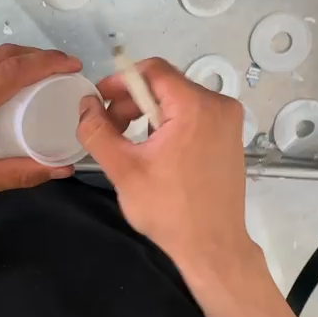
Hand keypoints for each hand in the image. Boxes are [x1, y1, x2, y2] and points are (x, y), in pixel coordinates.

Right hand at [76, 57, 256, 277]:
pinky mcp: (230, 137)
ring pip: (179, 100)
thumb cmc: (169, 210)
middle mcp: (219, 106)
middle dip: (132, 100)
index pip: (153, 70)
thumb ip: (97, 131)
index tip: (101, 100)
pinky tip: (154, 151)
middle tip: (110, 127)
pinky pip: (194, 115)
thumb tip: (86, 105)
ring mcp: (229, 122)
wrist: (212, 246)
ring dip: (149, 114)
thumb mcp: (123, 169)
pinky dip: (170, 124)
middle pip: (166, 84)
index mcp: (195, 107)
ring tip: (130, 143)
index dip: (121, 80)